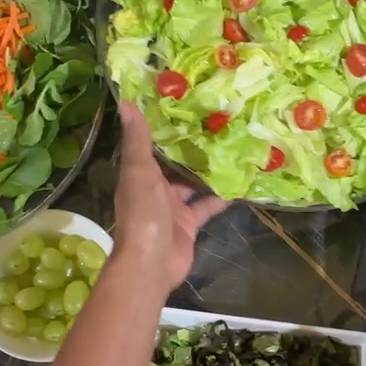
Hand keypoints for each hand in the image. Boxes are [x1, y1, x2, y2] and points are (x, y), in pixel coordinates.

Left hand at [112, 103, 229, 296]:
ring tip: (232, 149)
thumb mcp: (140, 172)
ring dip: (209, 172)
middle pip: (175, 165)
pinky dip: (221, 198)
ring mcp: (173, 207)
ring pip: (193, 185)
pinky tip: (239, 184)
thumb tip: (126, 102)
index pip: (152, 145)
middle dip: (193, 149)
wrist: (151, 263)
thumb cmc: (143, 215)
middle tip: (218, 125)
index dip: (165, 127)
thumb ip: (138, 141)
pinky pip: (207, 206)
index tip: (185, 105)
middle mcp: (155, 188)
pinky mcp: (189, 224)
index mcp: (140, 174)